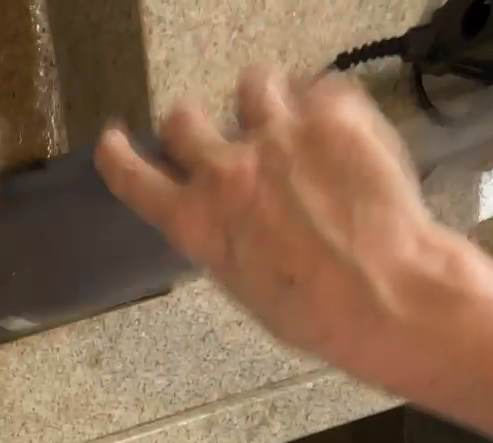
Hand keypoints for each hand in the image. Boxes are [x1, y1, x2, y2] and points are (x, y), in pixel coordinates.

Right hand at [95, 68, 476, 369]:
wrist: (381, 290)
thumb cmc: (307, 308)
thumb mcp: (238, 282)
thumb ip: (219, 234)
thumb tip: (225, 213)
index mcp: (194, 222)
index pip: (135, 178)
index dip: (117, 157)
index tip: (111, 143)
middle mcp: (225, 171)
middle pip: (182, 118)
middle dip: (192, 125)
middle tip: (215, 135)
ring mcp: (279, 135)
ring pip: (250, 83)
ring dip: (259, 100)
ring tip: (282, 120)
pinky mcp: (332, 114)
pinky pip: (316, 85)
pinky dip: (319, 104)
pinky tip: (332, 133)